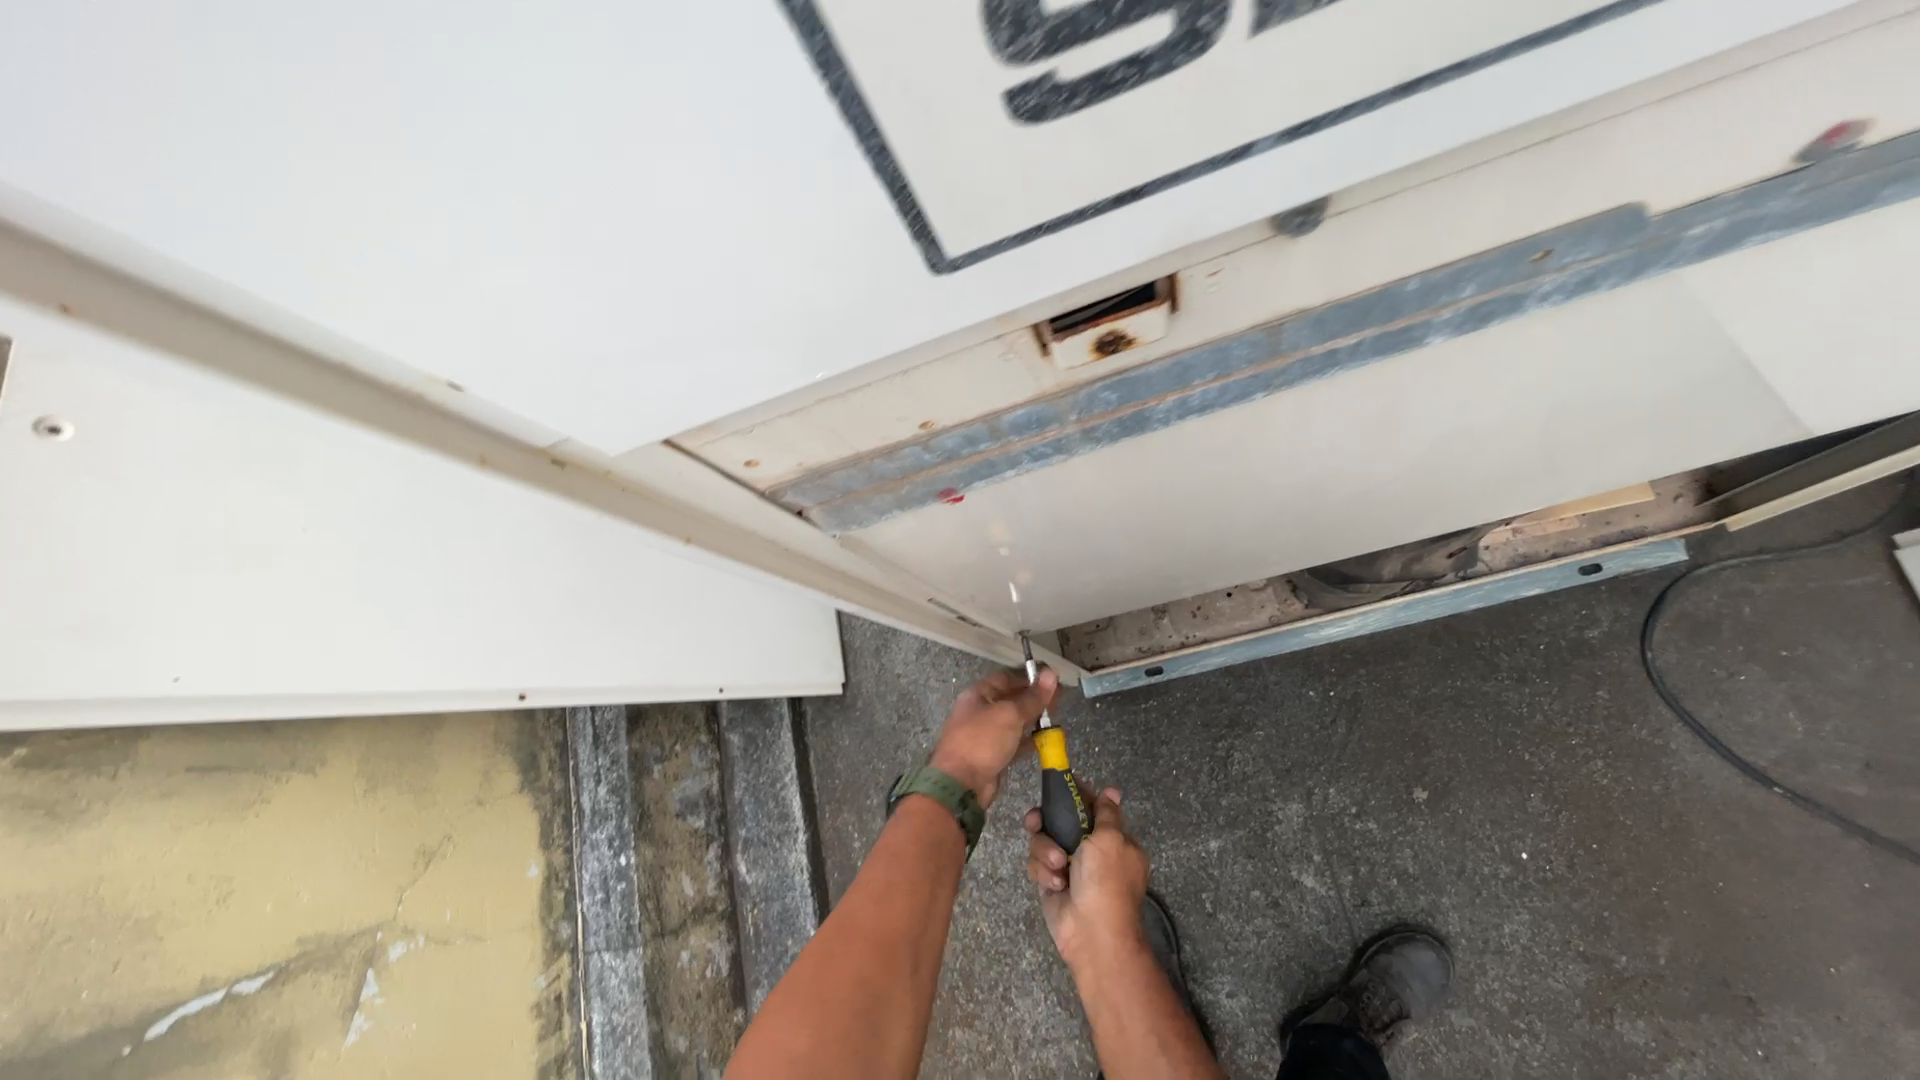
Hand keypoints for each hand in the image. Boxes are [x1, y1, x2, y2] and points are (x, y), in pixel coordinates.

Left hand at [928, 667, 1058, 809]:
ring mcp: (986, 735)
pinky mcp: (993, 755)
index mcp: (978, 695)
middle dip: (1034, 699)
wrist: (962, 784)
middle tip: (1060, 699)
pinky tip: (1046, 739)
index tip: (1052, 679)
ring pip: (1014, 722)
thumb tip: (1051, 673)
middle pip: (1011, 700)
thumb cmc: (982, 740)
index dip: (1028, 678)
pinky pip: (1014, 742)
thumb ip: (1033, 697)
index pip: (1006, 678)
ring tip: (1056, 717)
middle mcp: (980, 712)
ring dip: (1033, 719)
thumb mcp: (1010, 714)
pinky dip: (1029, 739)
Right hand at [1025, 785, 1149, 968]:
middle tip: (1036, 822)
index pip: (1090, 807)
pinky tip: (1055, 884)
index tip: (1056, 789)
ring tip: (1058, 867)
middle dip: (1046, 822)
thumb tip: (1113, 790)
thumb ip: (1106, 812)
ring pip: (1043, 841)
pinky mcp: (1050, 882)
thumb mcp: (1111, 839)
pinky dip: (1043, 872)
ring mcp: (1069, 867)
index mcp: (1112, 839)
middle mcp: (1090, 850)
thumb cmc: (1106, 880)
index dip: (1072, 797)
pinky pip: (1037, 864)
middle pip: (1059, 821)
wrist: (1092, 933)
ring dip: (1046, 852)